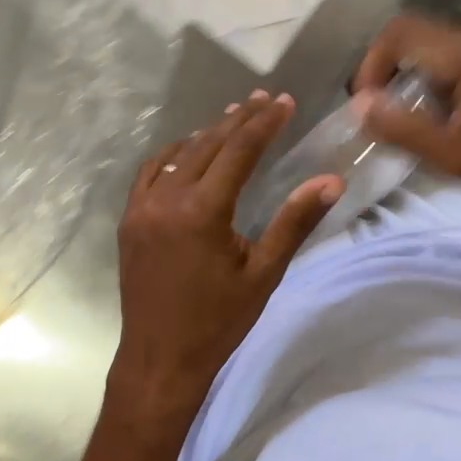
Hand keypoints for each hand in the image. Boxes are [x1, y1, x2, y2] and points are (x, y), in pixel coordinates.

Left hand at [111, 91, 343, 415]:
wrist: (160, 359)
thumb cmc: (218, 322)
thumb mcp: (264, 274)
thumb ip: (294, 222)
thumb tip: (332, 181)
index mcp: (202, 211)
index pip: (238, 151)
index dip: (265, 123)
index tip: (286, 103)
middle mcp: (166, 199)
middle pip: (207, 144)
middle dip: (239, 120)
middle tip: (266, 101)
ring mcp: (141, 208)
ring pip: (177, 155)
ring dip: (207, 134)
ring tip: (234, 117)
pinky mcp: (129, 221)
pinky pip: (150, 173)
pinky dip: (173, 155)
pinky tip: (187, 152)